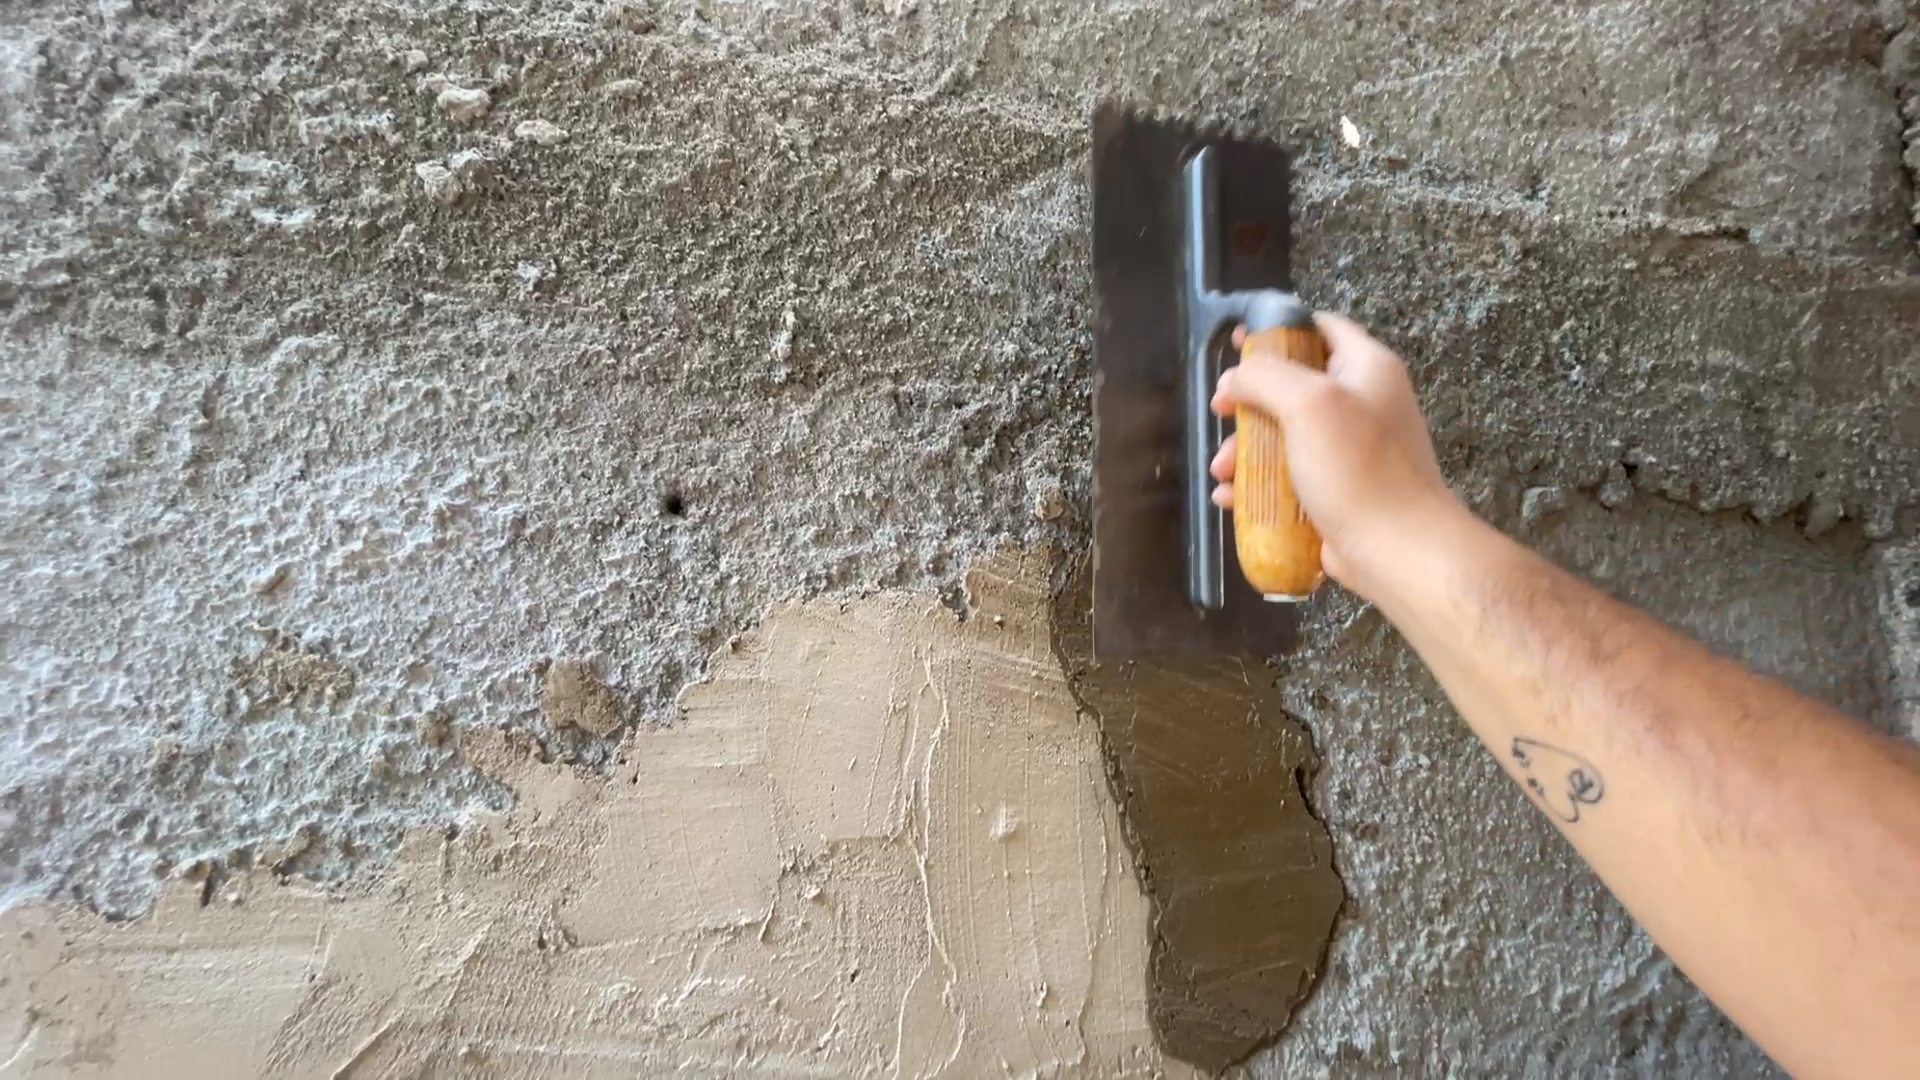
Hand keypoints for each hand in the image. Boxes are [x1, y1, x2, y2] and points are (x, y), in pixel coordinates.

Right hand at [1210, 312, 1452, 596]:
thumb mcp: (1309, 404)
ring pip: (1282, 436)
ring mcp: (1347, 451)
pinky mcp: (1333, 490)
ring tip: (1221, 472)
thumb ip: (1266, 377)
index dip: (1277, 331)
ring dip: (1244, 450)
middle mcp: (1360, 404)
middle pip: (1292, 386)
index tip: (1236, 345)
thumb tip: (1232, 379)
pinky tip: (1230, 498)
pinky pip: (1285, 477)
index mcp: (1366, 370)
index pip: (1321, 329)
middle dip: (1249, 402)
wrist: (1395, 548)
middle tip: (1221, 412)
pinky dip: (1255, 484)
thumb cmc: (1357, 469)